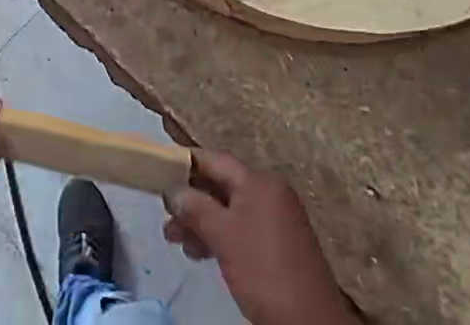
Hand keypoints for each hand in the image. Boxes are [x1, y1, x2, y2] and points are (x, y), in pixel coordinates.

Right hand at [165, 151, 359, 324]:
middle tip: (167, 222)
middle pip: (223, 185)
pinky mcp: (279, 242)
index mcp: (259, 181)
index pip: (217, 160)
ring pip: (230, 209)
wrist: (308, 319)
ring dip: (203, 223)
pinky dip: (221, 236)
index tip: (161, 173)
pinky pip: (242, 227)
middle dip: (192, 201)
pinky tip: (204, 254)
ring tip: (180, 244)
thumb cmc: (262, 268)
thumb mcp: (223, 235)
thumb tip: (174, 189)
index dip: (188, 163)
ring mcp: (276, 217)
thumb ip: (195, 208)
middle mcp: (270, 191)